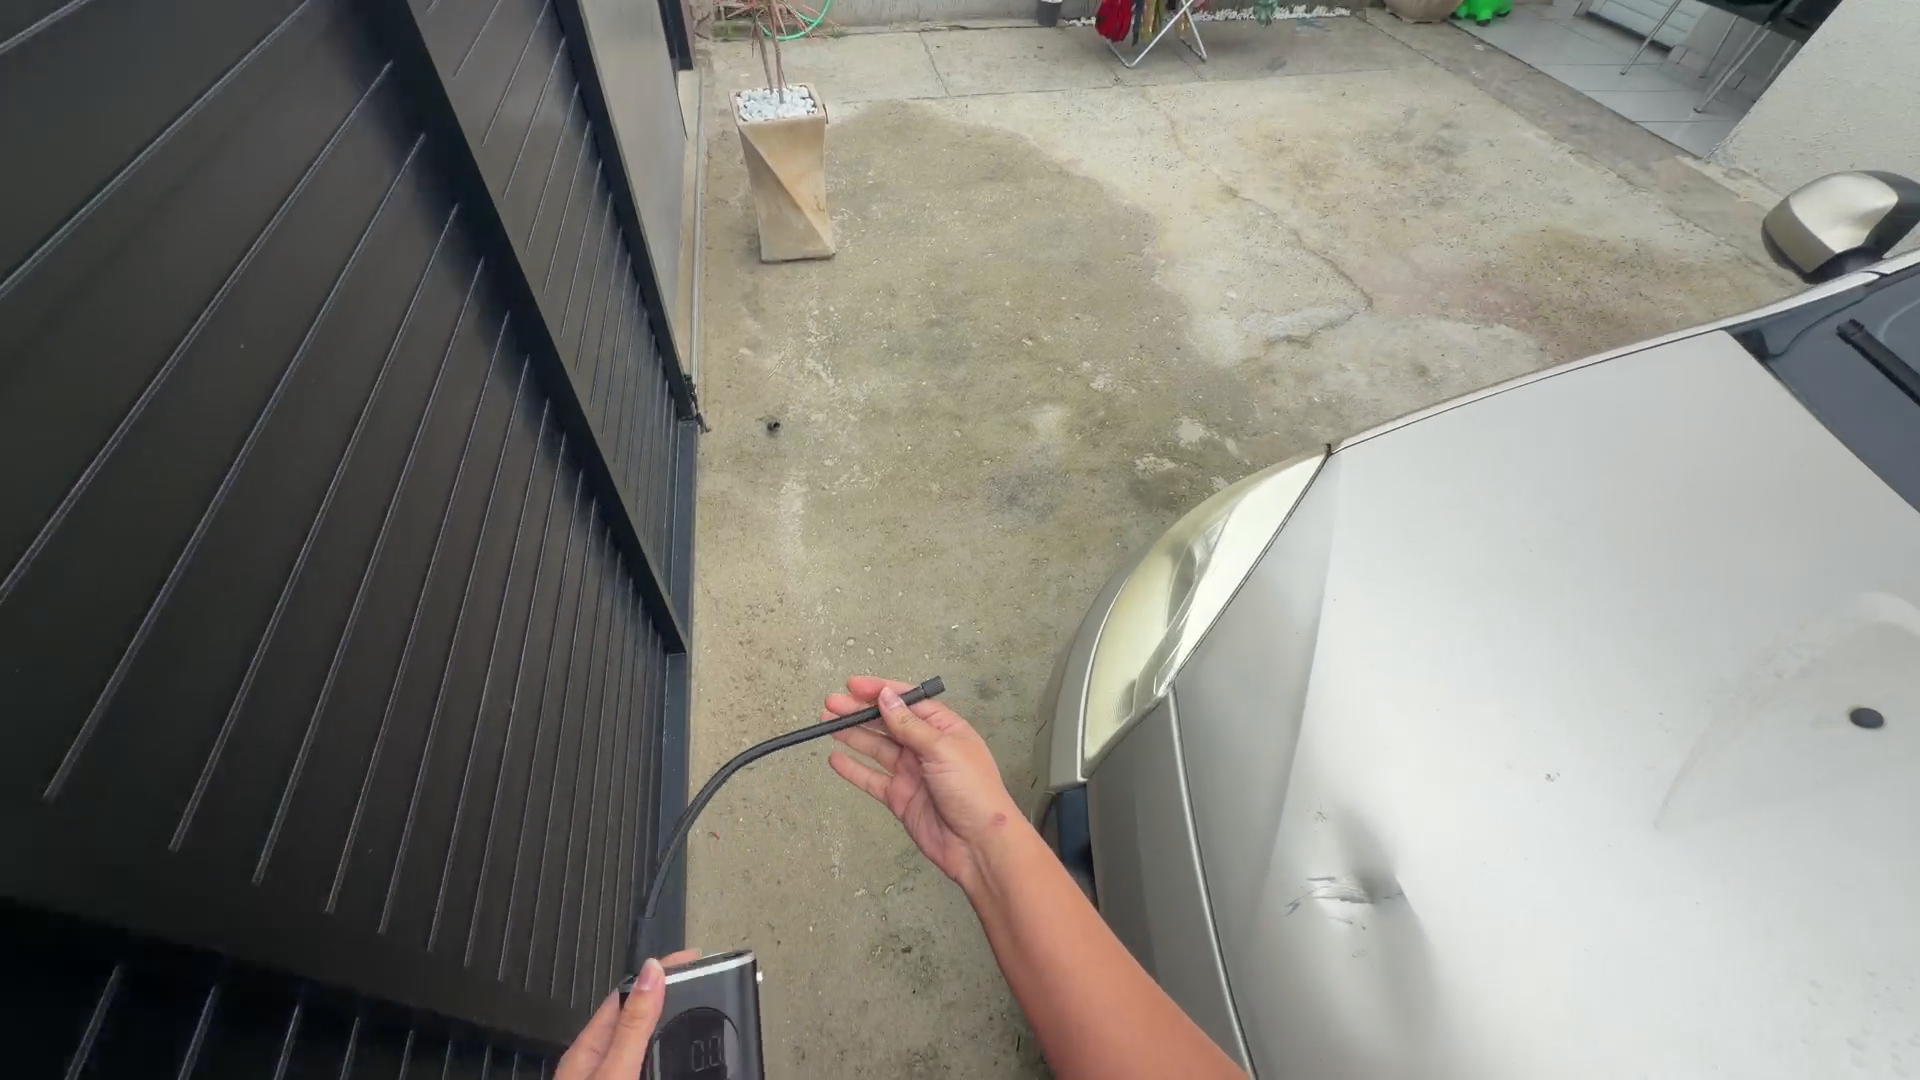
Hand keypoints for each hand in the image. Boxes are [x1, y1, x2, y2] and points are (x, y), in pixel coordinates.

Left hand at [555, 949, 700, 1079]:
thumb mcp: (615, 1071)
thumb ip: (634, 1024)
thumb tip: (652, 968)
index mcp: (587, 1049)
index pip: (627, 991)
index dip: (661, 970)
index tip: (693, 958)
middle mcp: (593, 1063)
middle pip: (634, 1014)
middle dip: (667, 992)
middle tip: (704, 978)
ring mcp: (606, 1076)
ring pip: (640, 1038)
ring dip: (666, 1019)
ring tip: (696, 1007)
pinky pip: (644, 1060)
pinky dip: (662, 1046)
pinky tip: (675, 1048)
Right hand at [826, 675, 1026, 892]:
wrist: (978, 844)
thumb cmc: (973, 790)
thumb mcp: (942, 749)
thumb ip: (910, 725)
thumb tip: (887, 697)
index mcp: (943, 728)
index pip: (907, 702)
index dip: (881, 691)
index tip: (854, 685)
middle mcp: (926, 747)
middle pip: (888, 723)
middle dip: (860, 711)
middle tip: (832, 704)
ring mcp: (912, 772)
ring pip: (877, 748)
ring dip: (853, 734)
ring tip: (827, 723)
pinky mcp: (901, 797)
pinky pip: (872, 778)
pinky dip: (854, 769)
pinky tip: (836, 759)